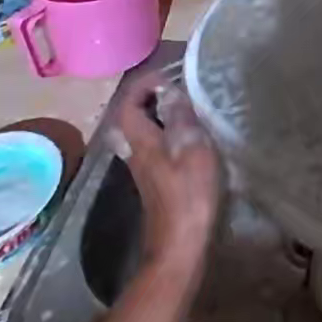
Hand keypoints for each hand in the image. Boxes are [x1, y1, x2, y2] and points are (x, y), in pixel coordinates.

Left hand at [110, 67, 221, 268]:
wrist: (181, 246)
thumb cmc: (188, 194)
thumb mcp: (191, 148)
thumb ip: (180, 116)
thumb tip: (170, 90)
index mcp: (141, 141)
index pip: (128, 104)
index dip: (144, 85)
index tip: (168, 75)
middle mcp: (137, 152)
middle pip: (132, 117)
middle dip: (151, 97)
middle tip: (179, 86)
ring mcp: (146, 169)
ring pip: (144, 132)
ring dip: (160, 114)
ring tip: (188, 105)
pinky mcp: (157, 181)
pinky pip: (156, 145)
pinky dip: (169, 132)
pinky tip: (192, 135)